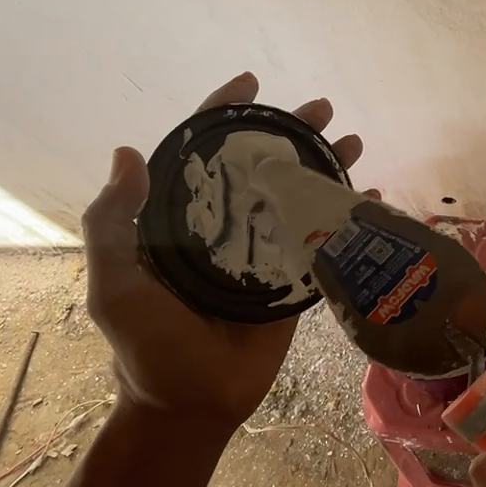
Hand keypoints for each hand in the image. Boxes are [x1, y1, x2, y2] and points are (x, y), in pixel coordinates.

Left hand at [80, 71, 366, 431]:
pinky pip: (325, 236)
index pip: (204, 151)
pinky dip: (350, 214)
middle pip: (264, 162)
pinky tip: (372, 196)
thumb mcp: (116, 286)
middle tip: (321, 109)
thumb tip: (128, 152)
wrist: (192, 405)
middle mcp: (228, 222)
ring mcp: (265, 247)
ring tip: (353, 141)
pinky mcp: (295, 275)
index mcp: (185, 218)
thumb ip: (113, 226)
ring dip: (327, 162)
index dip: (225, 111)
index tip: (250, 81)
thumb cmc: (148, 346)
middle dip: (292, 130)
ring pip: (299, 191)